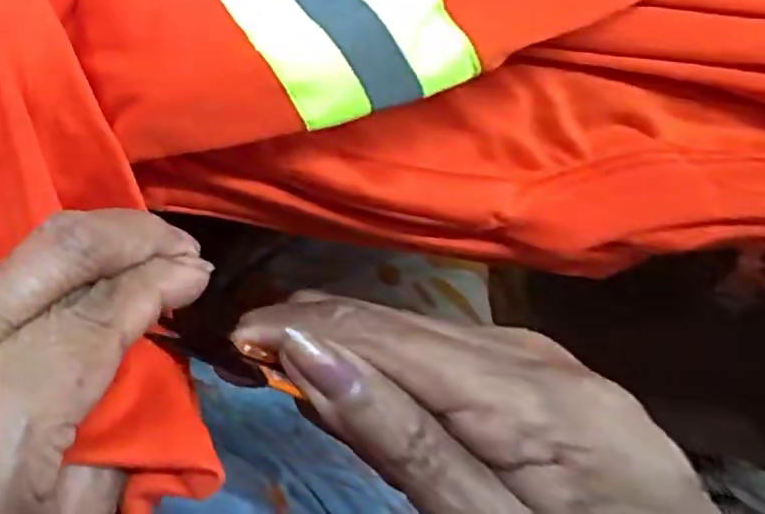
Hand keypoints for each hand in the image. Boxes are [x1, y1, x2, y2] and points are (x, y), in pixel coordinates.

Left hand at [0, 209, 212, 513]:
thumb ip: (111, 439)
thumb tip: (149, 354)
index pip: (93, 321)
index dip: (153, 288)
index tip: (195, 272)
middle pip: (61, 249)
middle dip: (131, 232)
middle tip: (178, 241)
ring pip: (29, 249)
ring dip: (94, 243)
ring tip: (141, 252)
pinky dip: (46, 275)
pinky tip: (72, 288)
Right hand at [233, 292, 715, 513]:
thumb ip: (402, 444)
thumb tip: (300, 348)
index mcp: (537, 396)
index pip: (380, 333)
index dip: (295, 327)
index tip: (227, 338)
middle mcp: (533, 353)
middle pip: (387, 320)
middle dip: (305, 329)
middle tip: (239, 354)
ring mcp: (537, 358)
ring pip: (403, 326)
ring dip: (335, 341)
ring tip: (280, 362)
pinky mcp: (533, 374)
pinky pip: (431, 348)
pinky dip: (378, 358)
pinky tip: (350, 377)